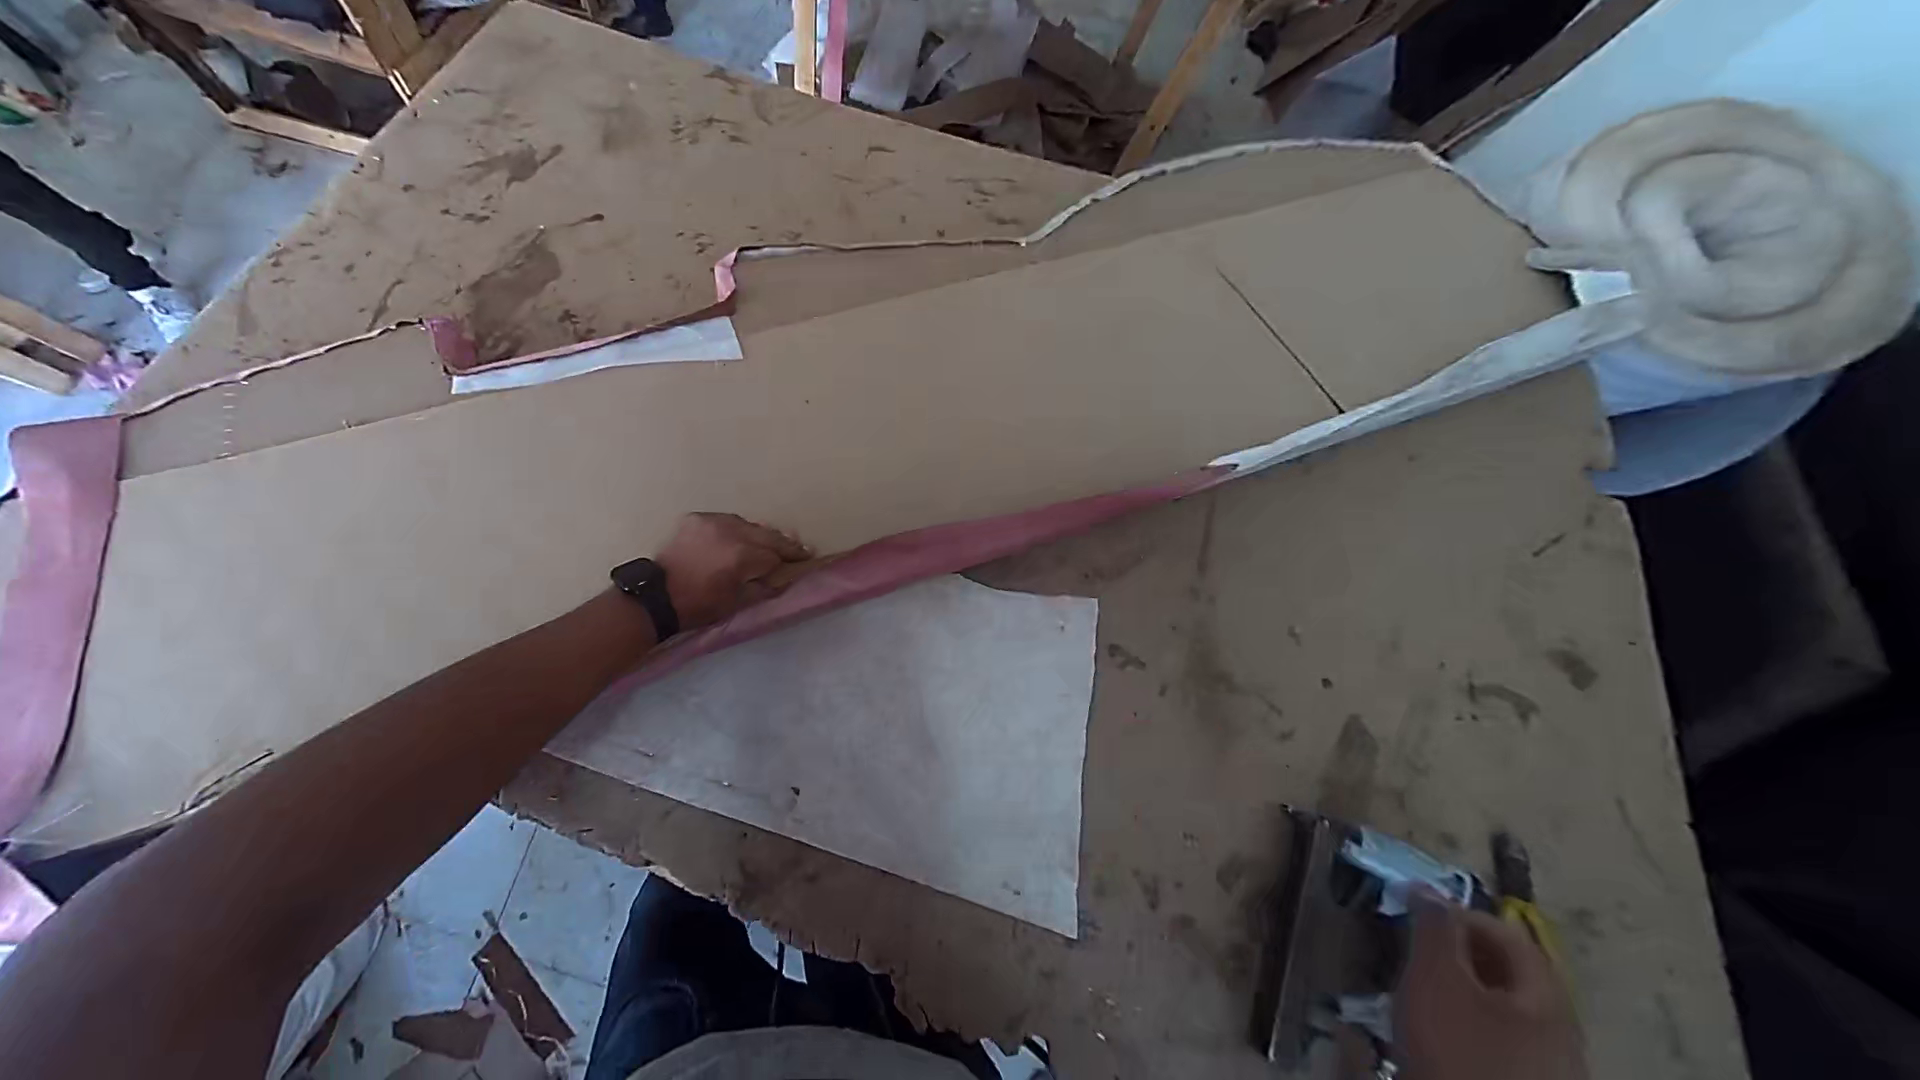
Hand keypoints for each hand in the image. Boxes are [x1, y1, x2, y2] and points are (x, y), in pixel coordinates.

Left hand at [654, 512, 811, 630]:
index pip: (775, 554)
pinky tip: (741, 536)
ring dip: (760, 534)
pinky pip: (726, 520)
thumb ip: (762, 587)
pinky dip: (737, 528)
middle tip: (799, 547)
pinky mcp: (696, 519)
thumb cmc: (698, 605)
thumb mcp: (736, 602)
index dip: (791, 557)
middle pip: (767, 535)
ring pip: (748, 524)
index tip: (806, 556)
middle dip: (784, 543)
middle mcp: (730, 532)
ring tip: (771, 542)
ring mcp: (712, 522)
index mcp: (741, 556)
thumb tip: (780, 578)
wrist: (655, 596)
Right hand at [1395, 895, 1586, 1079]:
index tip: (1413, 913)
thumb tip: (1430, 889)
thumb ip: (1434, 928)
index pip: (1507, 934)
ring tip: (1416, 989)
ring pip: (1500, 1008)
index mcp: (1548, 999)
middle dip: (1456, 951)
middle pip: (1507, 972)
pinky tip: (1435, 1034)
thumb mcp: (1436, 978)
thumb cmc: (1458, 1053)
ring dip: (1457, 988)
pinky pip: (1496, 1041)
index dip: (1458, 914)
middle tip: (1412, 948)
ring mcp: (1549, 1071)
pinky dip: (1462, 1024)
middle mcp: (1561, 1034)